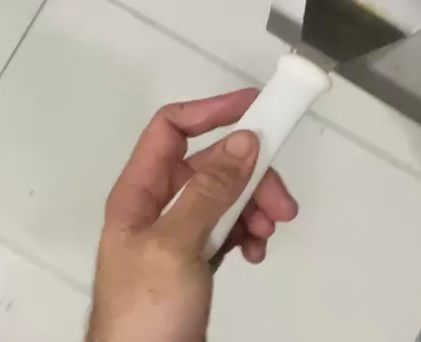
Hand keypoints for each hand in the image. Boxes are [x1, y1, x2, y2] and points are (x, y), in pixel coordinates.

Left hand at [87, 90, 299, 341]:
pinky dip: (250, 231)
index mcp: (140, 194)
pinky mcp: (196, 257)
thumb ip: (210, 190)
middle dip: (253, 174)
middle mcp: (159, 205)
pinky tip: (257, 250)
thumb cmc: (145, 313)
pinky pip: (232, 225)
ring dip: (257, 205)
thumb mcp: (175, 247)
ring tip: (272, 231)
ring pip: (229, 193)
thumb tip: (246, 138)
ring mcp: (178, 232)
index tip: (257, 106)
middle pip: (215, 162)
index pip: (171, 128)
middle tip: (281, 199)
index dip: (212, 110)